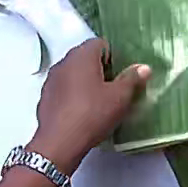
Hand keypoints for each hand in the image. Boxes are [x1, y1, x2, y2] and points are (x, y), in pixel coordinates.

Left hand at [27, 38, 150, 174]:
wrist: (60, 142)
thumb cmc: (92, 114)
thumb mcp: (120, 97)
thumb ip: (132, 79)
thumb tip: (143, 68)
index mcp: (82, 55)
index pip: (101, 44)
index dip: (114, 58)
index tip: (121, 76)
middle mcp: (63, 62)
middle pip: (85, 58)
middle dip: (100, 70)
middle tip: (113, 90)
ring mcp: (51, 80)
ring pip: (73, 75)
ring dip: (85, 83)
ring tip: (98, 103)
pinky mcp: (45, 98)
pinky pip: (63, 91)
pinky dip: (73, 96)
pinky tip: (81, 113)